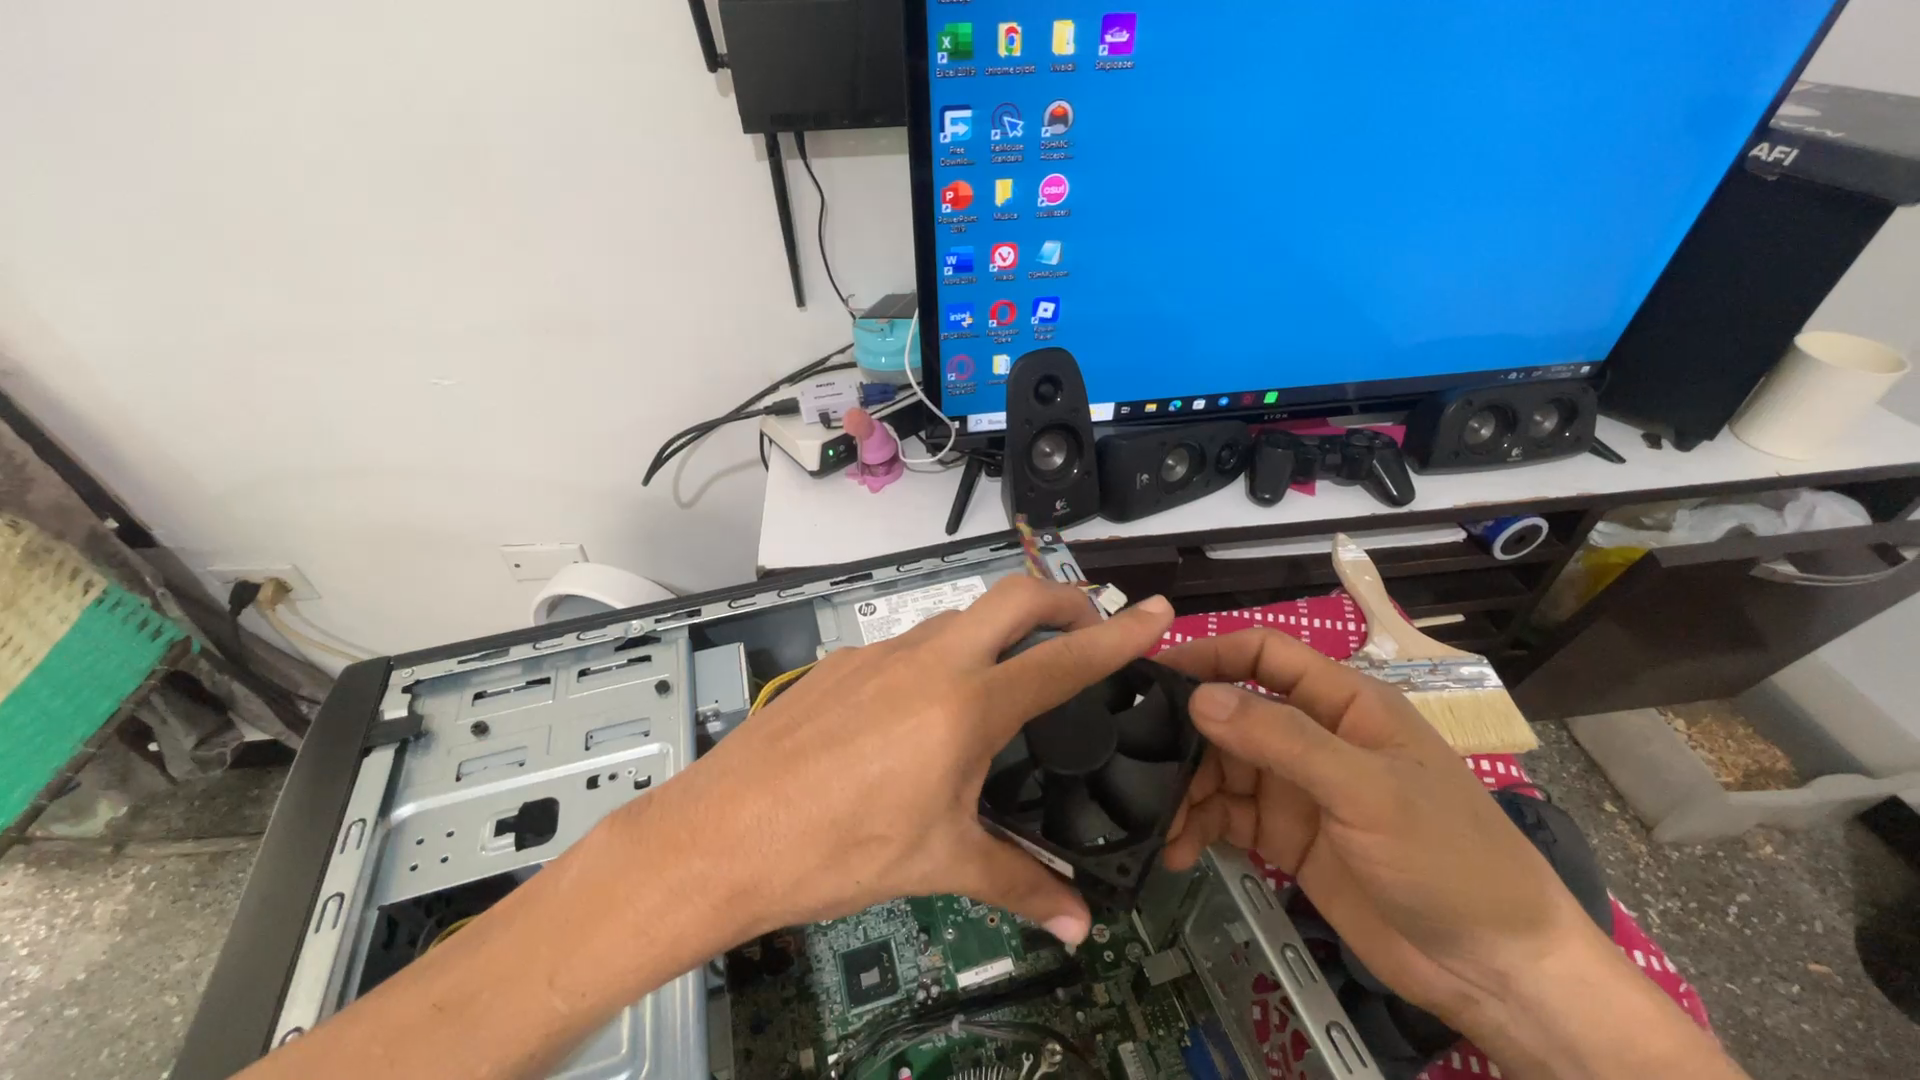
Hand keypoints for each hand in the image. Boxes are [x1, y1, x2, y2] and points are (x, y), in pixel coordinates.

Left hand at [640, 576, 1173, 946]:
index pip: (1064, 659)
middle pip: (1013, 595)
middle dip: (1063, 598)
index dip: (1120, 633)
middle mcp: (927, 662)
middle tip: (1087, 624)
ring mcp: (878, 655)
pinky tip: (923, 712)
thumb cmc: (835, 850)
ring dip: (996, 630)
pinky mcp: (840, 665)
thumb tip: (1074, 923)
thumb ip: (1017, 885)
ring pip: (957, 617)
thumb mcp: (938, 865)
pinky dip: (940, 657)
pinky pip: (907, 644)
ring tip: (1008, 679)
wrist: (721, 835)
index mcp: (965, 706)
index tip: (1155, 611)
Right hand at [1155, 628, 1600, 1023]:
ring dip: (1185, 790)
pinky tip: (1176, 850)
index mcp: (1344, 705)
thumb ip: (1282, 740)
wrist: (1493, 968)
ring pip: (1221, 770)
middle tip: (1136, 763)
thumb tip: (1199, 698)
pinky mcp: (1286, 838)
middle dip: (1185, 736)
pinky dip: (1198, 829)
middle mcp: (1314, 738)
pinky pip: (1227, 819)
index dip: (1210, 655)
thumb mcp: (1366, 790)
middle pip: (1231, 716)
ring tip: (1157, 821)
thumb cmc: (1447, 859)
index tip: (1151, 674)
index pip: (1265, 655)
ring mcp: (1298, 791)